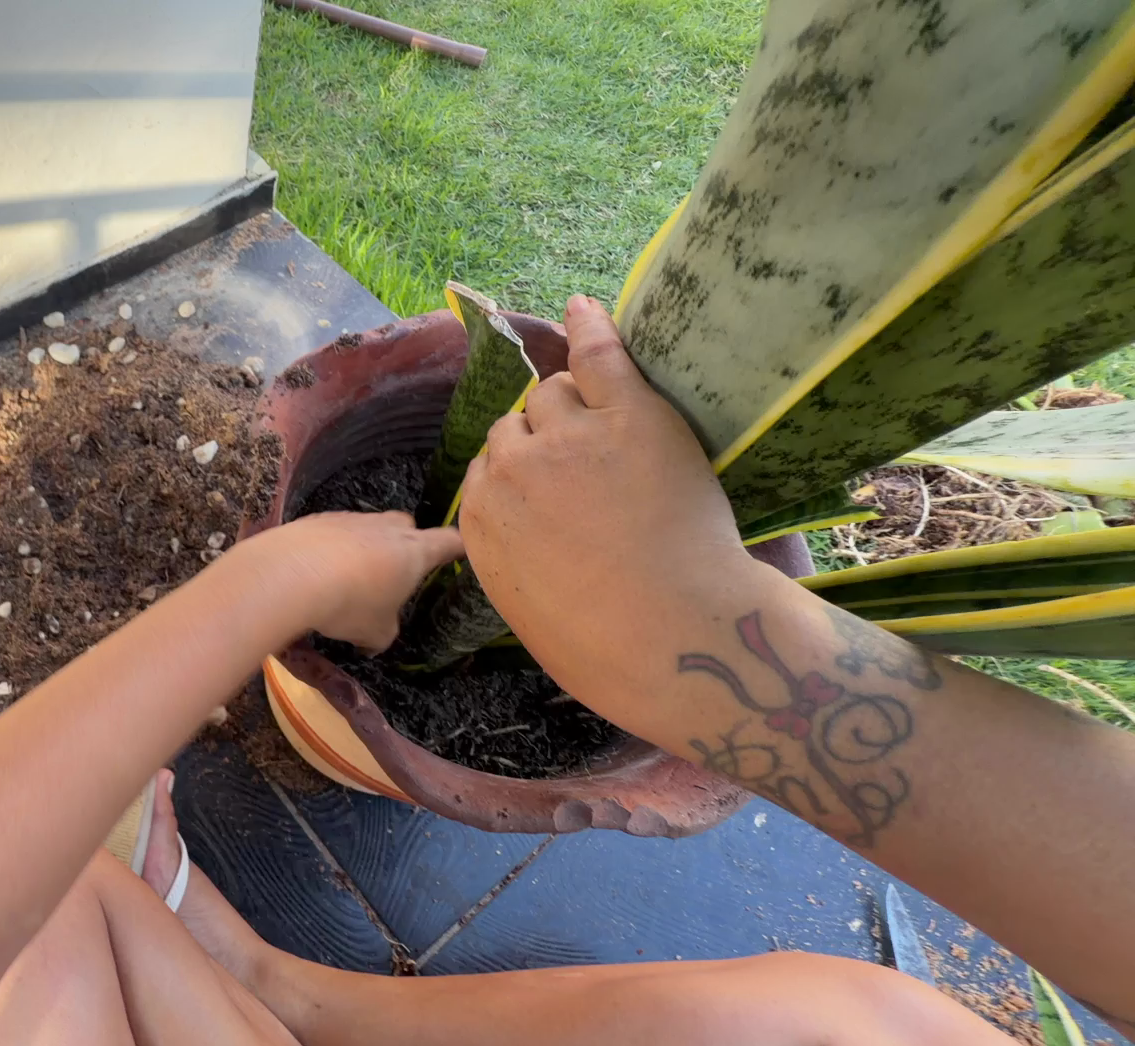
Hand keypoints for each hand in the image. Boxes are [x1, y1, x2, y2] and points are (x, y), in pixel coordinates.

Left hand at [237, 512, 463, 651]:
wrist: (290, 572)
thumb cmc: (349, 604)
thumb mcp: (375, 632)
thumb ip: (383, 633)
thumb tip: (374, 640)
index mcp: (414, 551)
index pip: (450, 541)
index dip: (459, 547)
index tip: (464, 551)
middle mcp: (386, 527)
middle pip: (407, 527)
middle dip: (405, 546)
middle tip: (394, 574)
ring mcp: (351, 518)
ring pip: (367, 530)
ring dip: (363, 549)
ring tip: (344, 580)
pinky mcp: (317, 519)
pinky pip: (333, 533)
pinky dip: (330, 549)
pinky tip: (315, 572)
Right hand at [456, 295, 774, 712]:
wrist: (664, 638)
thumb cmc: (595, 641)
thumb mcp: (520, 602)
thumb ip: (505, 551)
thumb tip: (518, 532)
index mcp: (480, 517)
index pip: (486, 466)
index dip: (519, 471)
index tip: (546, 487)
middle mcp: (509, 468)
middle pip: (515, 426)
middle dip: (542, 439)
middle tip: (585, 467)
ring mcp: (565, 438)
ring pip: (552, 394)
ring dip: (571, 405)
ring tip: (608, 428)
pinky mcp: (626, 417)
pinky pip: (597, 357)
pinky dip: (591, 329)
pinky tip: (584, 306)